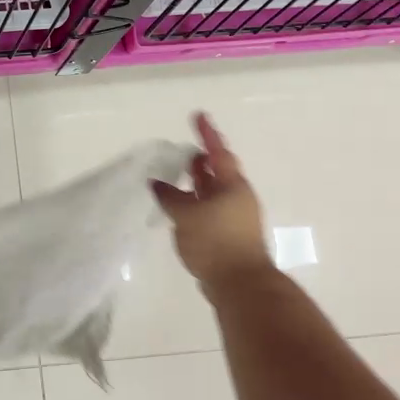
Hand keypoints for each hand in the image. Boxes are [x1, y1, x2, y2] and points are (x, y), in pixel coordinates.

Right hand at [152, 113, 274, 293]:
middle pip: (219, 172)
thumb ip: (171, 197)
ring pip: (214, 193)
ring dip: (199, 184)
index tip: (198, 116)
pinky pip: (211, 211)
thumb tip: (158, 183)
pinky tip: (183, 210)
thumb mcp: (187, 216)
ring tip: (180, 178)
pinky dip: (197, 204)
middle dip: (203, 162)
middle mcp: (237, 198)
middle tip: (187, 152)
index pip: (217, 152)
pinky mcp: (230, 236)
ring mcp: (236, 218)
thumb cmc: (216, 242)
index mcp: (232, 186)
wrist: (240, 284)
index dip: (207, 133)